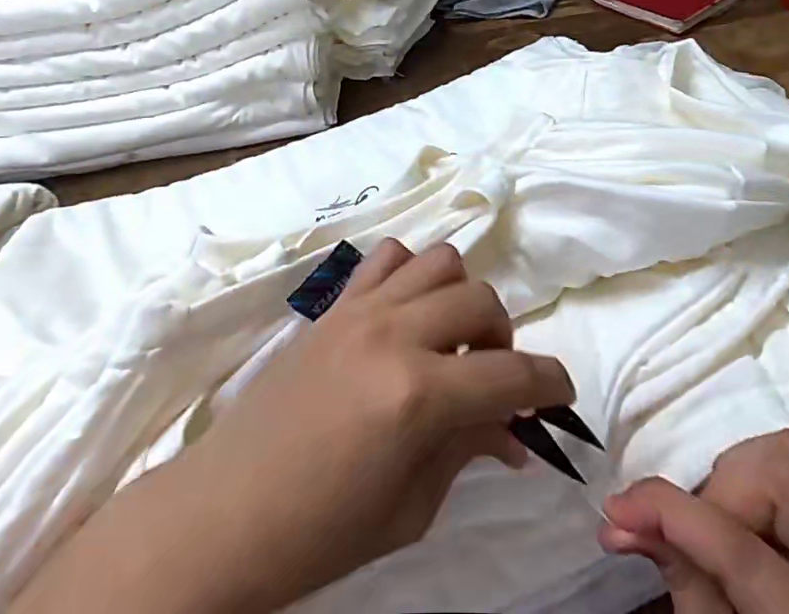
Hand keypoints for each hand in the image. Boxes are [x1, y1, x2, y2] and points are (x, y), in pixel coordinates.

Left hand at [12, 239, 574, 613]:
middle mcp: (392, 334)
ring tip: (448, 340)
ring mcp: (357, 310)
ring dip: (459, 297)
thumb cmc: (321, 529)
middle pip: (481, 300)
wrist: (227, 509)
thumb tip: (515, 430)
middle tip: (492, 379)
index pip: (512, 373)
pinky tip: (405, 316)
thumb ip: (467, 449)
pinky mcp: (331, 306)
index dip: (551, 385)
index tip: (561, 396)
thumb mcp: (412, 506)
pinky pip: (385, 259)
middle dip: (505, 339)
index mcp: (417, 395)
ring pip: (437, 261)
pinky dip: (410, 275)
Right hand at [598, 431, 788, 613]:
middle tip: (688, 519)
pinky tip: (734, 507)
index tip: (615, 508)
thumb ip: (680, 578)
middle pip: (788, 471)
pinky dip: (750, 473)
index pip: (738, 546)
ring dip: (733, 472)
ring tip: (712, 514)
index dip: (666, 513)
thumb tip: (620, 520)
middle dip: (719, 479)